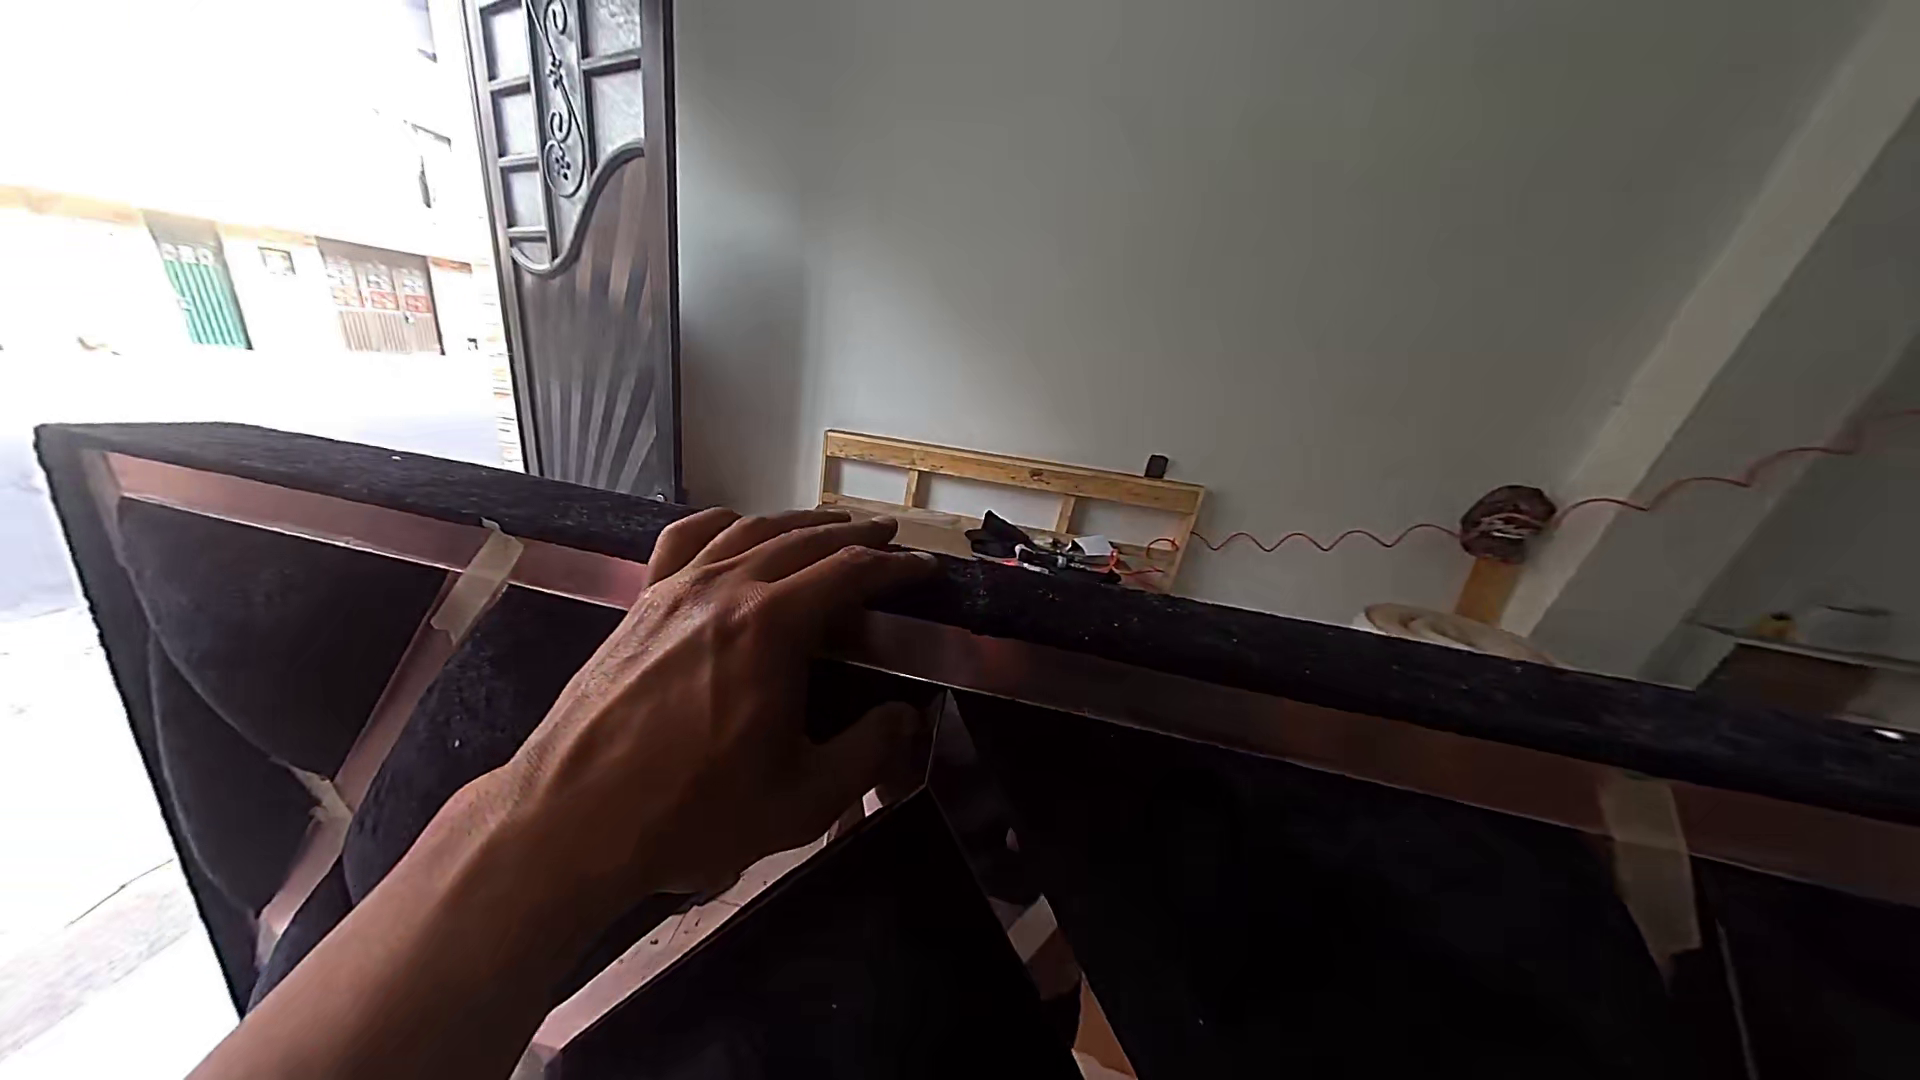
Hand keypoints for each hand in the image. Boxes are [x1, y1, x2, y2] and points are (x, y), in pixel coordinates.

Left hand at [490, 507, 936, 907]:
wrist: (567, 823)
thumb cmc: (690, 813)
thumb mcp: (803, 799)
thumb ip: (870, 751)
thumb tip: (907, 717)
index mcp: (772, 627)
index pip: (850, 572)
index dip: (895, 565)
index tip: (923, 566)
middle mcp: (727, 589)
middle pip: (806, 539)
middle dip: (856, 534)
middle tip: (888, 537)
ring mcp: (678, 588)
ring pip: (753, 530)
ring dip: (800, 523)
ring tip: (829, 527)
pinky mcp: (643, 601)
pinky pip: (687, 538)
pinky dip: (724, 523)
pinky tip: (738, 527)